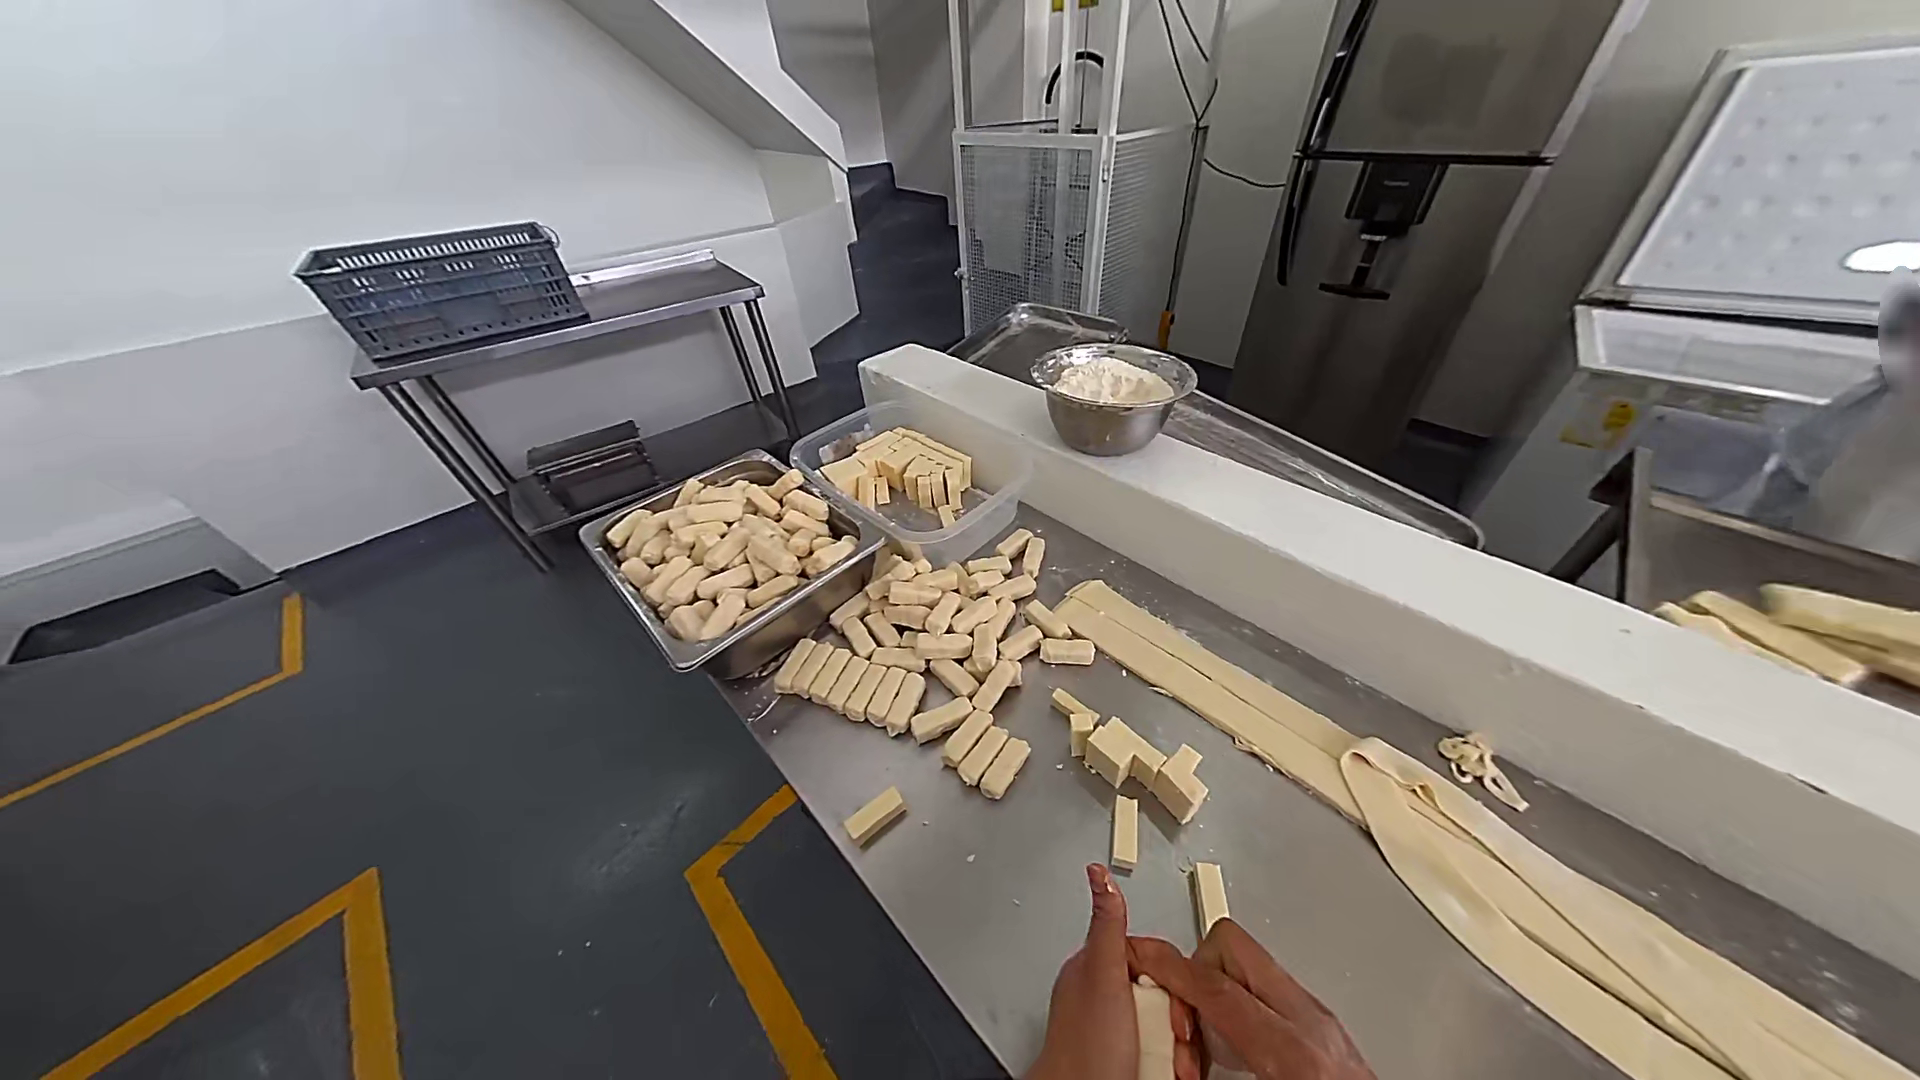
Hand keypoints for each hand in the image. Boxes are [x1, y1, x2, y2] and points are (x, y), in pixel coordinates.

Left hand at [1028, 865, 1204, 1079]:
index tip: (1175, 1006)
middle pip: (1165, 996)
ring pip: (1169, 1031)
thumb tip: (1098, 873)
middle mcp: (1107, 1000)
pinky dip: (1175, 1071)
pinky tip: (1170, 1077)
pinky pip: (1166, 1060)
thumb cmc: (1085, 1049)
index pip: (1152, 958)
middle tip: (1175, 1045)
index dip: (1173, 981)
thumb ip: (1108, 924)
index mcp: (1097, 969)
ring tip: (1173, 1068)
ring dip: (1183, 1053)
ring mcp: (1119, 1036)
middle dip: (1181, 1022)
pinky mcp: (1130, 1065)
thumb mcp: (1103, 975)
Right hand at [1129, 919, 1374, 1079]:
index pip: (1215, 985)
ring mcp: (1320, 1021)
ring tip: (1204, 1047)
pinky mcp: (1324, 1031)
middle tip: (1181, 1021)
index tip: (1137, 955)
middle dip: (1193, 969)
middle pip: (1231, 947)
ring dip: (1213, 988)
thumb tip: (1175, 1054)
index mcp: (1294, 1054)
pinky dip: (1237, 1006)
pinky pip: (1265, 990)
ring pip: (1248, 963)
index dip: (1167, 966)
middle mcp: (1311, 1025)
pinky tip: (1233, 1049)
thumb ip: (1212, 1064)